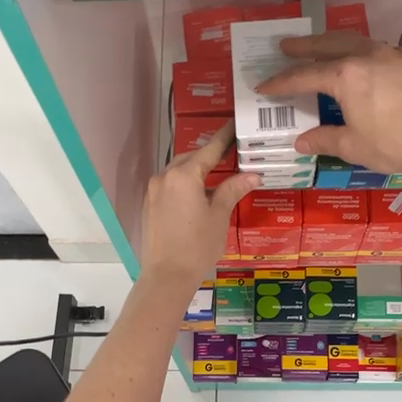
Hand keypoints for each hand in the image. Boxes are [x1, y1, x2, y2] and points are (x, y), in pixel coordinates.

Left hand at [141, 122, 258, 285]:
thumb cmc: (197, 246)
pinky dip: (183, 185)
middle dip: (208, 156)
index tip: (233, 124)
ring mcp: (153, 191)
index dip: (224, 137)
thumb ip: (232, 190)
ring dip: (195, 171)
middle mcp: (165, 177)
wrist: (167, 276)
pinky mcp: (149, 206)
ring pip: (177, 172)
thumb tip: (252, 175)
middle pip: (190, 158)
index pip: (209, 150)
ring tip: (215, 177)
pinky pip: (169, 186)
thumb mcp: (219, 217)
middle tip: (229, 154)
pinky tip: (197, 196)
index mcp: (184, 176)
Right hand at [255, 32, 401, 183]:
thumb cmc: (398, 144)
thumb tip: (302, 141)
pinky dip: (360, 51)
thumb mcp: (355, 146)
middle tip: (285, 45)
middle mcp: (366, 56)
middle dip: (304, 47)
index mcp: (346, 76)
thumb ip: (326, 139)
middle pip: (328, 45)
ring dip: (333, 43)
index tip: (264, 86)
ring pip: (355, 41)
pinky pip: (377, 49)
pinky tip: (362, 61)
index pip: (304, 76)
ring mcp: (392, 55)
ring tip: (322, 48)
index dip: (281, 82)